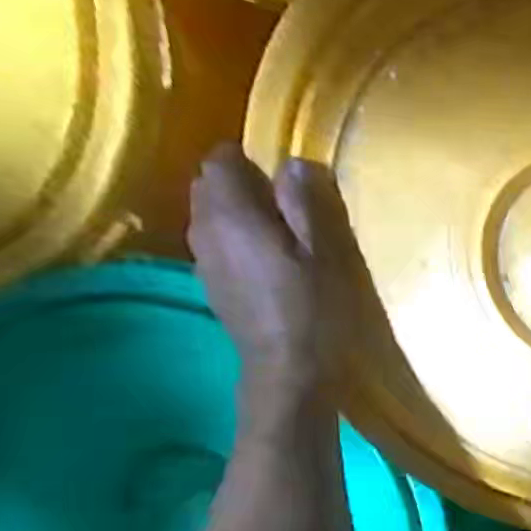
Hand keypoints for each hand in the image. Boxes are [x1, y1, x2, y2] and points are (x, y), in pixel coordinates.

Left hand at [187, 144, 374, 387]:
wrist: (289, 371)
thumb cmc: (316, 309)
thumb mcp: (328, 253)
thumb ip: (309, 202)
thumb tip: (295, 163)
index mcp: (231, 211)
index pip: (224, 159)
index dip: (255, 163)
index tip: (290, 185)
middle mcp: (204, 227)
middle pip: (211, 187)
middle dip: (245, 188)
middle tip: (292, 213)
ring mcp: (202, 260)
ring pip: (213, 219)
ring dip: (241, 219)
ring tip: (283, 242)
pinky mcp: (212, 288)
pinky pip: (219, 249)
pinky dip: (239, 248)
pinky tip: (270, 272)